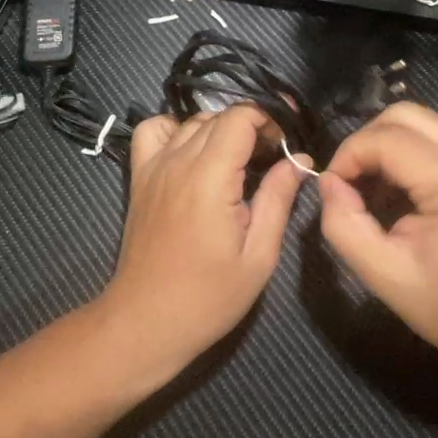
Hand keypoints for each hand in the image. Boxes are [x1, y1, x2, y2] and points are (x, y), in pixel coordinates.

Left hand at [95, 104, 308, 377]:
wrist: (146, 321)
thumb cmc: (208, 297)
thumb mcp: (258, 256)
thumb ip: (278, 199)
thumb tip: (299, 158)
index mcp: (209, 177)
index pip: (240, 117)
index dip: (268, 119)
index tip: (285, 143)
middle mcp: (178, 161)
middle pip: (218, 116)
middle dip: (250, 126)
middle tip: (271, 156)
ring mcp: (154, 166)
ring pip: (191, 121)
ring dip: (219, 129)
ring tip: (237, 159)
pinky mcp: (139, 176)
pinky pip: (152, 130)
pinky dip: (173, 128)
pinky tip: (192, 151)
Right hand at [318, 103, 437, 415]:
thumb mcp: (386, 277)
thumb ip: (345, 226)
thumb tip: (329, 183)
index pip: (386, 138)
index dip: (348, 155)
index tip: (332, 190)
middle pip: (403, 115)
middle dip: (365, 142)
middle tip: (349, 183)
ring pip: (418, 122)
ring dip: (384, 146)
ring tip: (371, 190)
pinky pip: (433, 140)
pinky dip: (405, 154)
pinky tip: (397, 194)